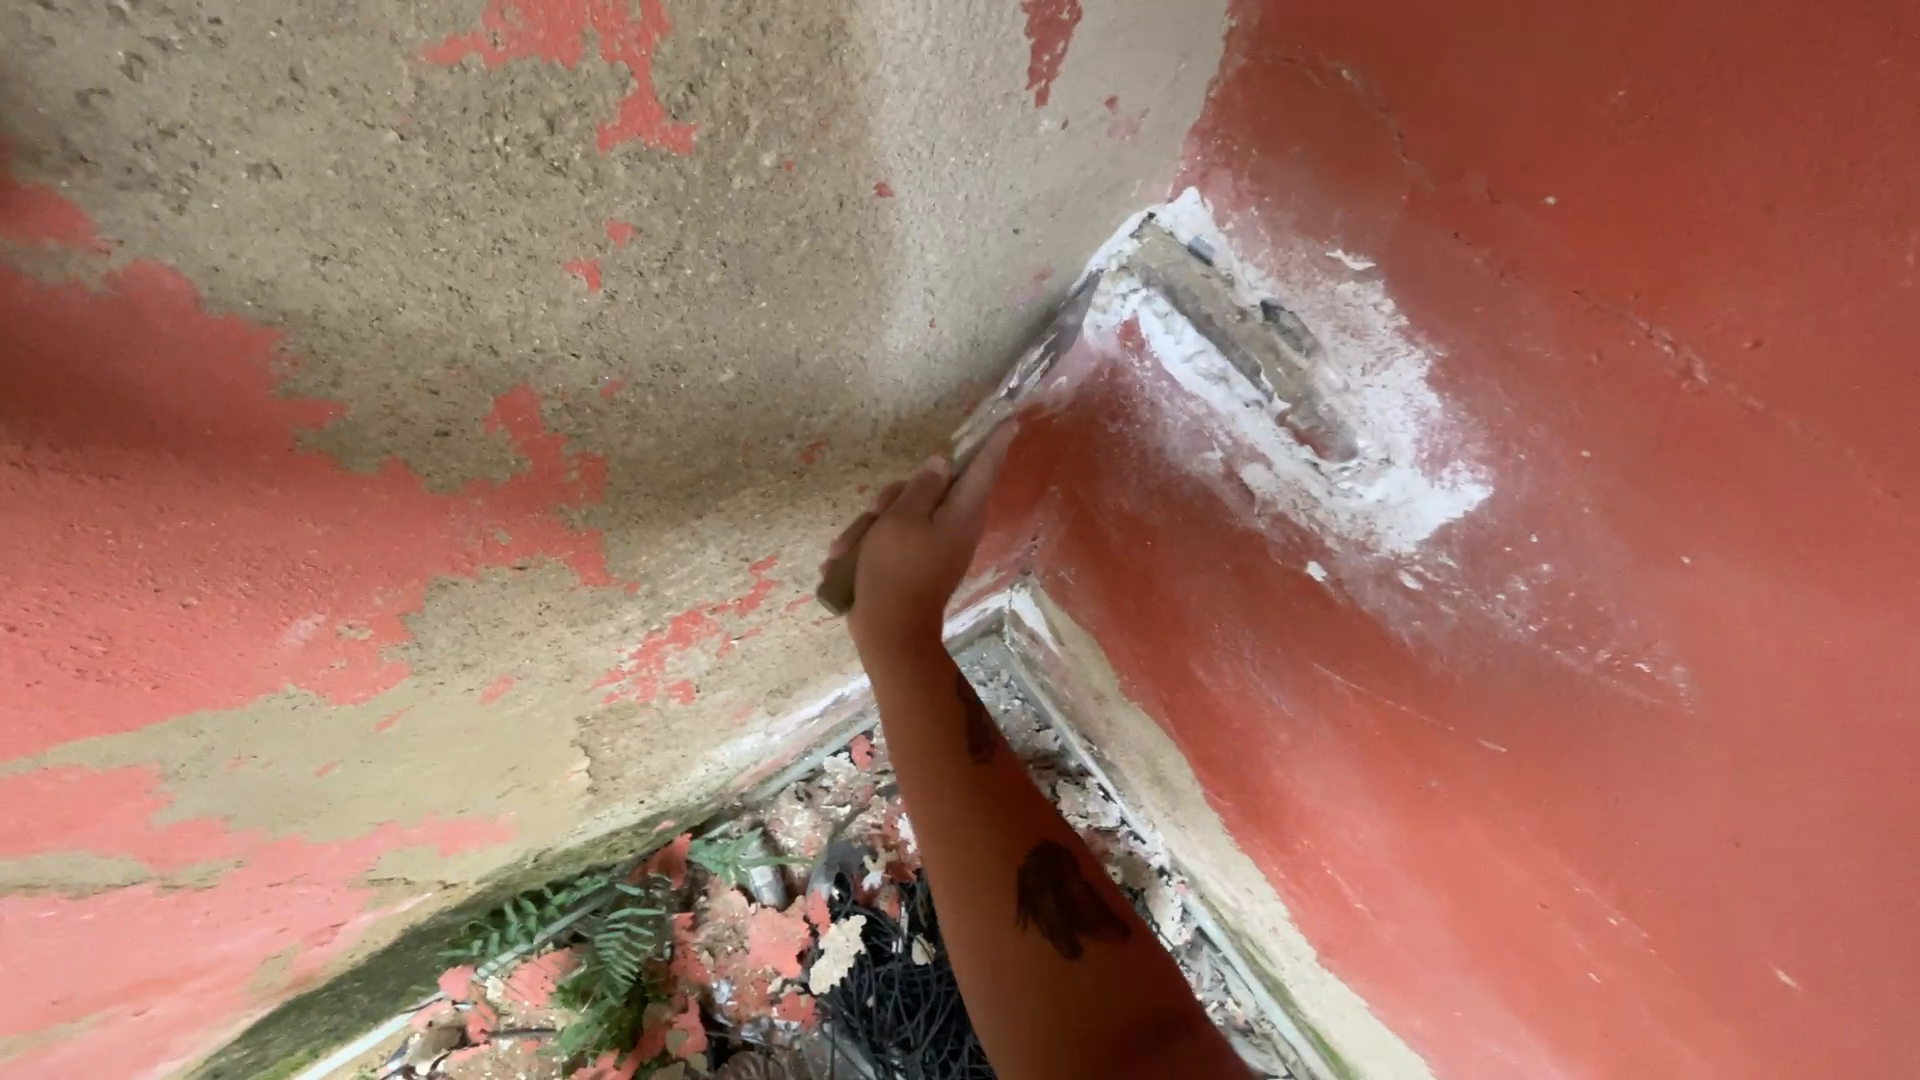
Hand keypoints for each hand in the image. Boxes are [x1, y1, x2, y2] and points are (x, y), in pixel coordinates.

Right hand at [830, 421, 1018, 651]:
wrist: (889, 632)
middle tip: (876, 509)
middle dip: (896, 496)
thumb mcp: (902, 518)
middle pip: (930, 490)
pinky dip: (870, 548)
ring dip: (872, 527)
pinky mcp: (916, 564)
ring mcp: (935, 547)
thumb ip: (921, 486)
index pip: (984, 468)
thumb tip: (942, 463)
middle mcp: (955, 528)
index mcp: (962, 513)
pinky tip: (844, 562)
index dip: (995, 443)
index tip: (1011, 422)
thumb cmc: (896, 570)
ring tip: (848, 549)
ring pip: (904, 515)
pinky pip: (894, 541)